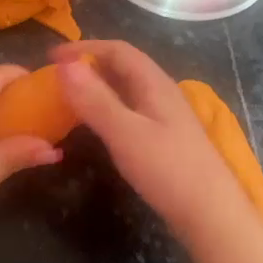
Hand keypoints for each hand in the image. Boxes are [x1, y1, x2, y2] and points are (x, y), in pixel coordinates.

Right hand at [53, 40, 254, 242]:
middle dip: (89, 65)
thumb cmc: (168, 170)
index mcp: (154, 84)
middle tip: (55, 78)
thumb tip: (64, 65)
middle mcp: (162, 93)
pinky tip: (96, 126)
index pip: (117, 50)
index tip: (51, 58)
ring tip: (68, 98)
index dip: (83, 48)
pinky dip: (107, 108)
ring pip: (127, 89)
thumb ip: (95, 99)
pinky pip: (130, 110)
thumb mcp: (125, 133)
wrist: (211, 214)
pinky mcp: (165, 138)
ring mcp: (166, 116)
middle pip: (123, 66)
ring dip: (97, 87)